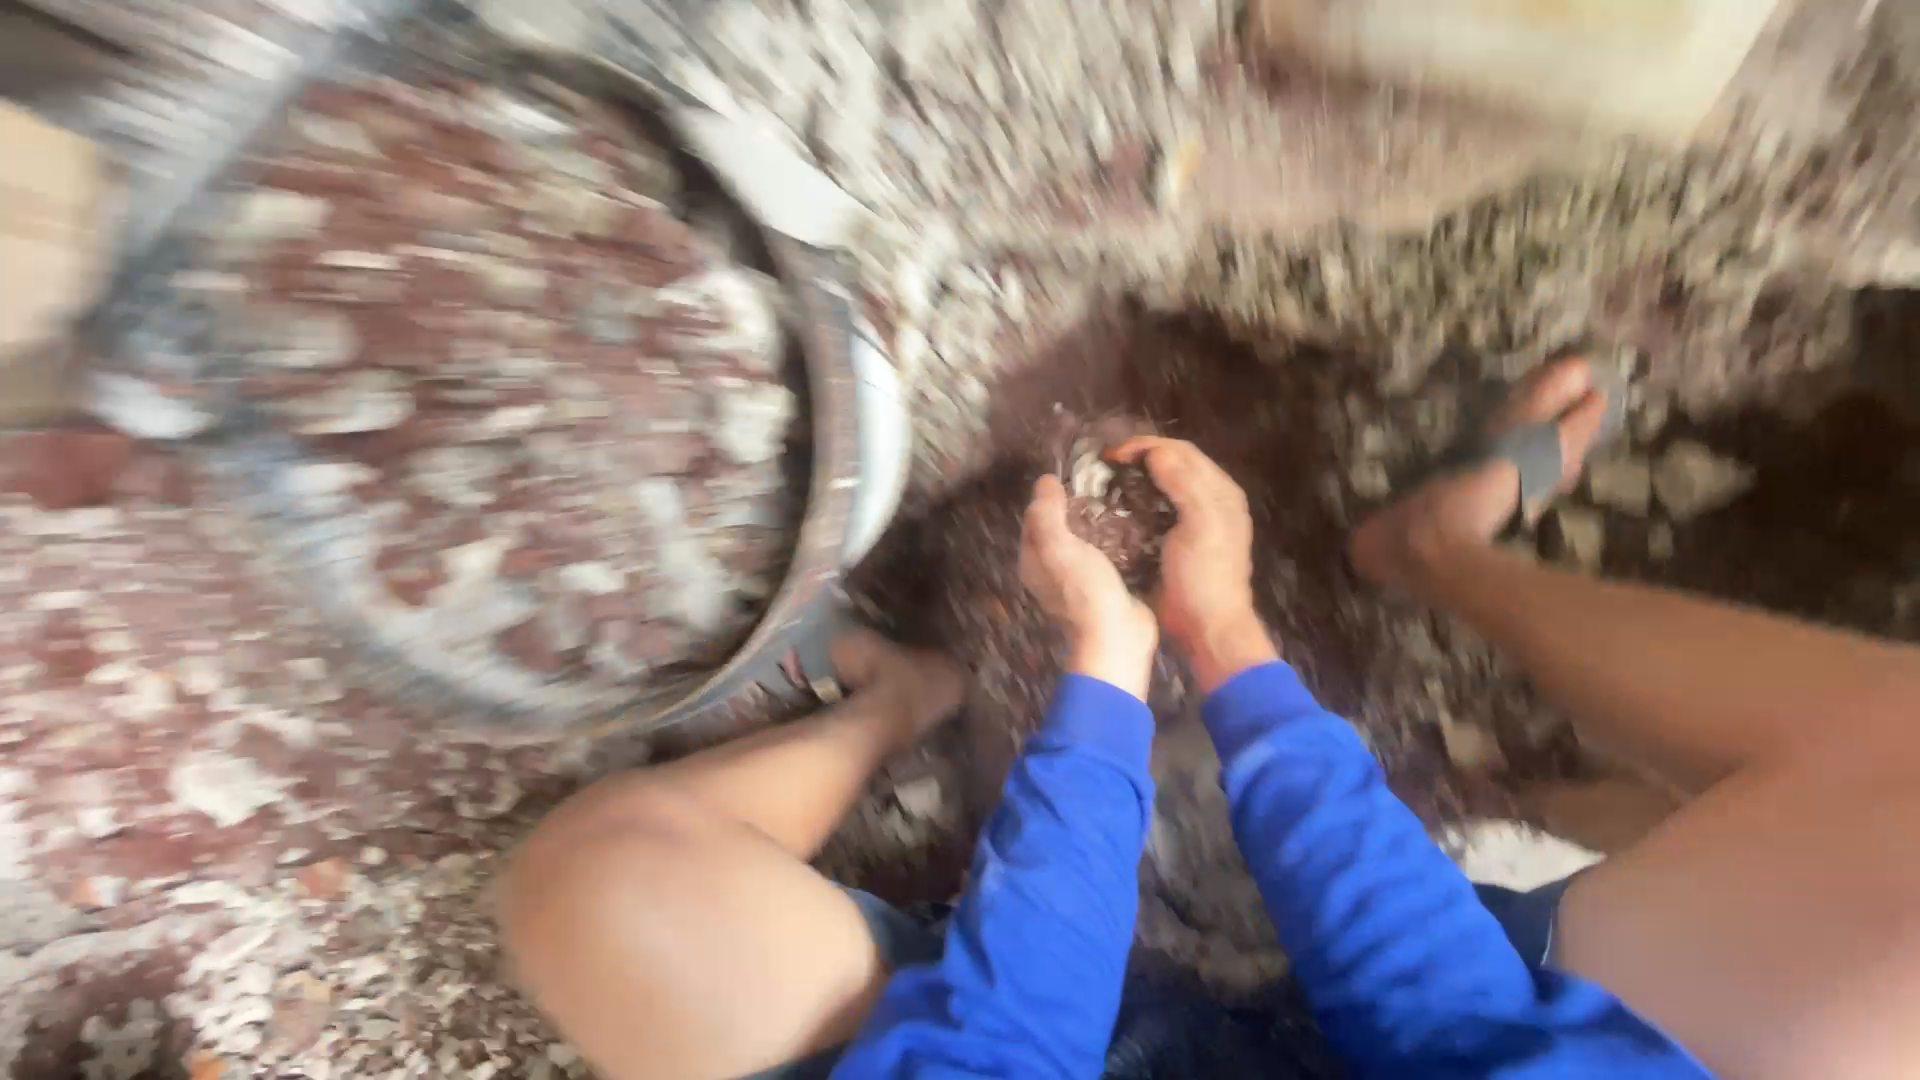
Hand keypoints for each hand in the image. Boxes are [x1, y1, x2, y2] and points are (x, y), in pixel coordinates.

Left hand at [1020, 474, 1158, 699]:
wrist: (1117, 636)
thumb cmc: (1084, 590)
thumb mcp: (1059, 547)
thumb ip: (1047, 514)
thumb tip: (1044, 481)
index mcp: (1033, 561)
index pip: (1034, 518)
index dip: (1048, 496)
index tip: (1073, 477)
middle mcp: (1051, 570)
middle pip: (1059, 528)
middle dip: (1075, 506)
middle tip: (1100, 484)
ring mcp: (1078, 579)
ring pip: (1083, 539)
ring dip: (1096, 521)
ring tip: (1118, 497)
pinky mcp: (1105, 584)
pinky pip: (1105, 552)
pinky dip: (1113, 537)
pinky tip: (1130, 524)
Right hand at [1110, 437, 1277, 692]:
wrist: (1205, 627)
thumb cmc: (1206, 576)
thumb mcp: (1202, 526)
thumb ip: (1184, 485)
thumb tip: (1155, 452)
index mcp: (1220, 492)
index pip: (1182, 452)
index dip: (1147, 446)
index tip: (1113, 454)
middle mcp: (1208, 501)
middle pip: (1171, 465)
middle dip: (1138, 458)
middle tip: (1105, 465)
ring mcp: (1189, 522)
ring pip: (1159, 486)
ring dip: (1134, 479)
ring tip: (1106, 482)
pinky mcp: (1171, 541)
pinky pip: (1150, 510)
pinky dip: (1132, 503)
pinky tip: (1113, 508)